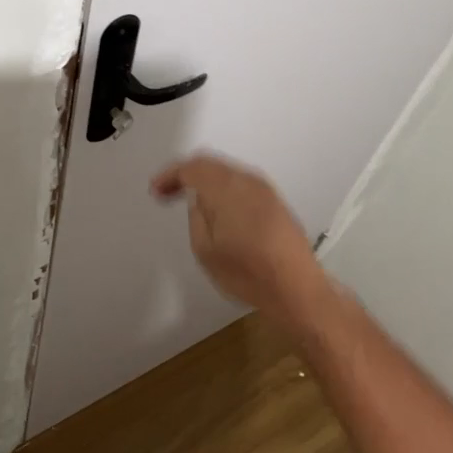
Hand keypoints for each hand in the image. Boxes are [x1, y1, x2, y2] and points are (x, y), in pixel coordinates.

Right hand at [151, 154, 334, 331]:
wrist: (295, 287)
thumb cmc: (246, 272)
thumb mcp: (205, 249)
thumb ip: (197, 216)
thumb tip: (198, 199)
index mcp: (226, 188)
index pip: (192, 167)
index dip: (170, 174)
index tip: (156, 190)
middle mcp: (248, 180)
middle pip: (211, 164)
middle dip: (187, 175)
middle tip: (169, 192)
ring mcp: (266, 190)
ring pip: (228, 173)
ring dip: (207, 182)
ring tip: (191, 201)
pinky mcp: (276, 202)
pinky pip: (242, 185)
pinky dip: (224, 190)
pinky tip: (219, 209)